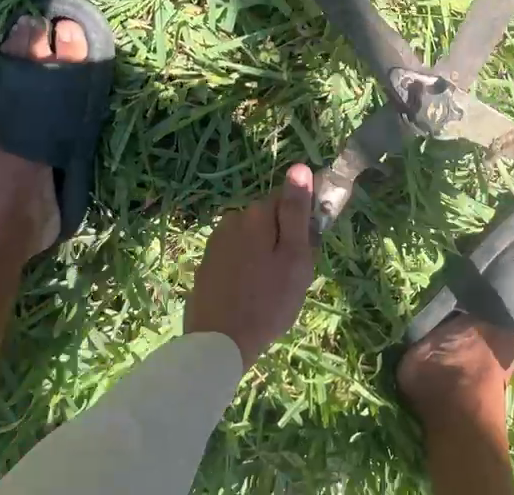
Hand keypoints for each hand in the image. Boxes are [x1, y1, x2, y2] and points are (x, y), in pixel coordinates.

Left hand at [184, 163, 317, 368]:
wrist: (219, 345)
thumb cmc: (268, 300)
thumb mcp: (294, 256)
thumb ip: (296, 211)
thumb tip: (299, 168)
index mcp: (256, 214)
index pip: (287, 199)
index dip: (300, 222)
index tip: (306, 250)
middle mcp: (232, 219)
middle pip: (267, 219)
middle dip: (281, 238)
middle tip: (291, 274)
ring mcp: (215, 243)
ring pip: (251, 239)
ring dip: (263, 254)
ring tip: (271, 288)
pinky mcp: (206, 266)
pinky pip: (235, 257)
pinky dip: (245, 269)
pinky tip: (250, 294)